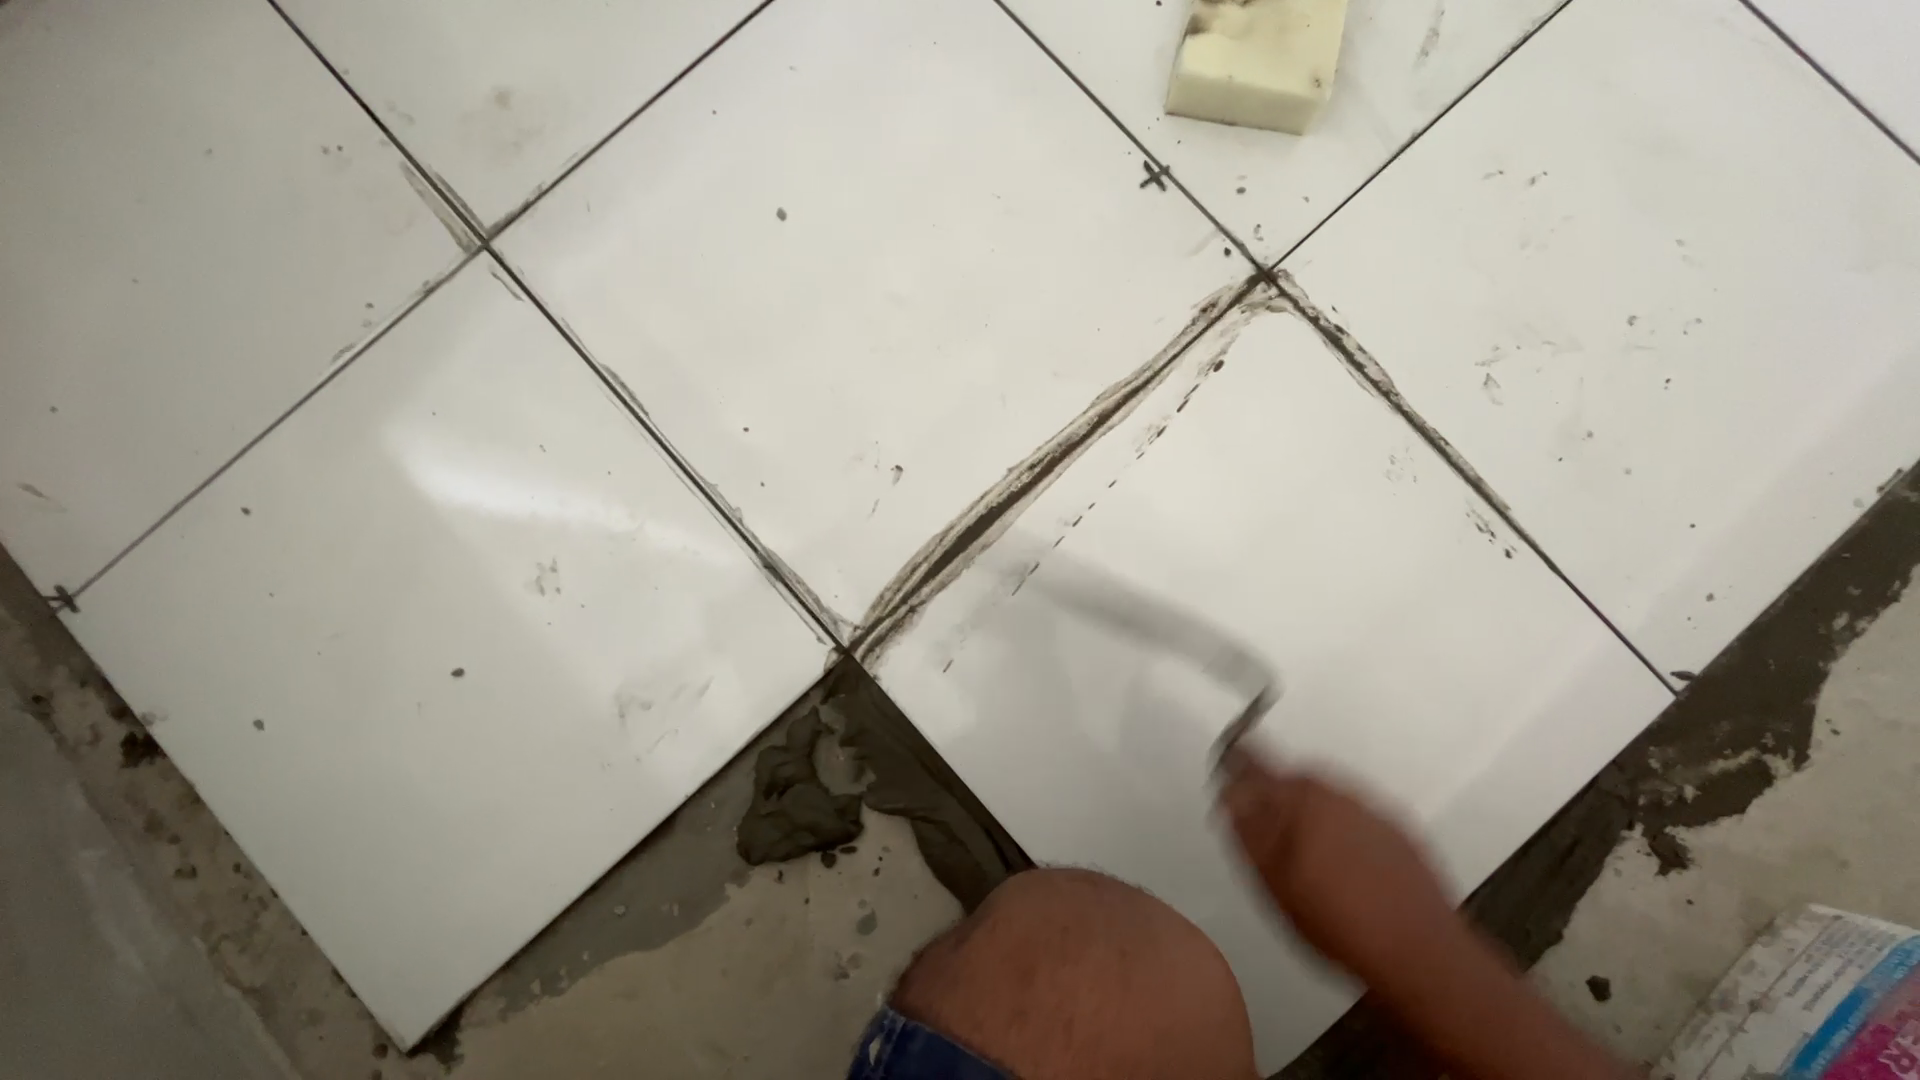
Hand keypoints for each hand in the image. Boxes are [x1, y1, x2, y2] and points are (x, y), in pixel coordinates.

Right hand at [1216, 745, 1460, 986]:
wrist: (1421, 954)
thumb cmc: (1336, 920)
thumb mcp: (1275, 882)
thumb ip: (1250, 831)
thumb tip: (1230, 792)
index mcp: (1302, 800)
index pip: (1260, 764)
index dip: (1240, 763)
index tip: (1227, 764)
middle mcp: (1340, 794)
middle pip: (1297, 777)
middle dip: (1277, 789)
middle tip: (1264, 820)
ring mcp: (1376, 812)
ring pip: (1330, 797)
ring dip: (1312, 811)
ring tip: (1304, 851)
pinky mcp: (1403, 835)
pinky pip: (1360, 818)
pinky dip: (1344, 830)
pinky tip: (1343, 865)